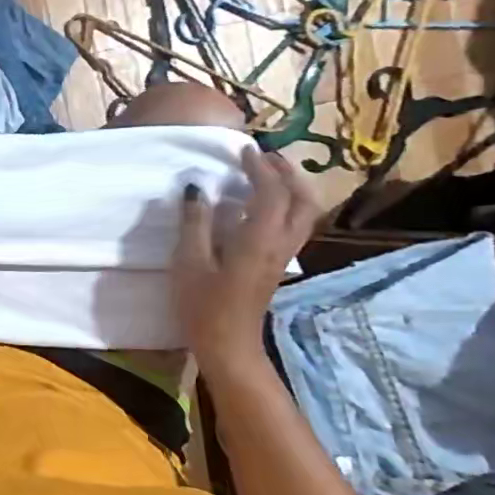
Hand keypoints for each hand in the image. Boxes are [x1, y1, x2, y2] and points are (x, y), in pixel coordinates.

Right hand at [173, 147, 319, 366]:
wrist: (227, 345)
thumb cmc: (202, 305)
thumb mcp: (189, 262)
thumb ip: (195, 222)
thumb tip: (198, 187)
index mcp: (259, 239)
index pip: (271, 192)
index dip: (259, 167)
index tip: (243, 150)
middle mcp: (280, 243)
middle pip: (302, 198)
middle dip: (287, 172)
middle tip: (263, 157)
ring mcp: (283, 255)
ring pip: (305, 212)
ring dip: (292, 187)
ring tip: (268, 174)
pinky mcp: (278, 264)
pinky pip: (295, 223)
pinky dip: (287, 204)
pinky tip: (263, 205)